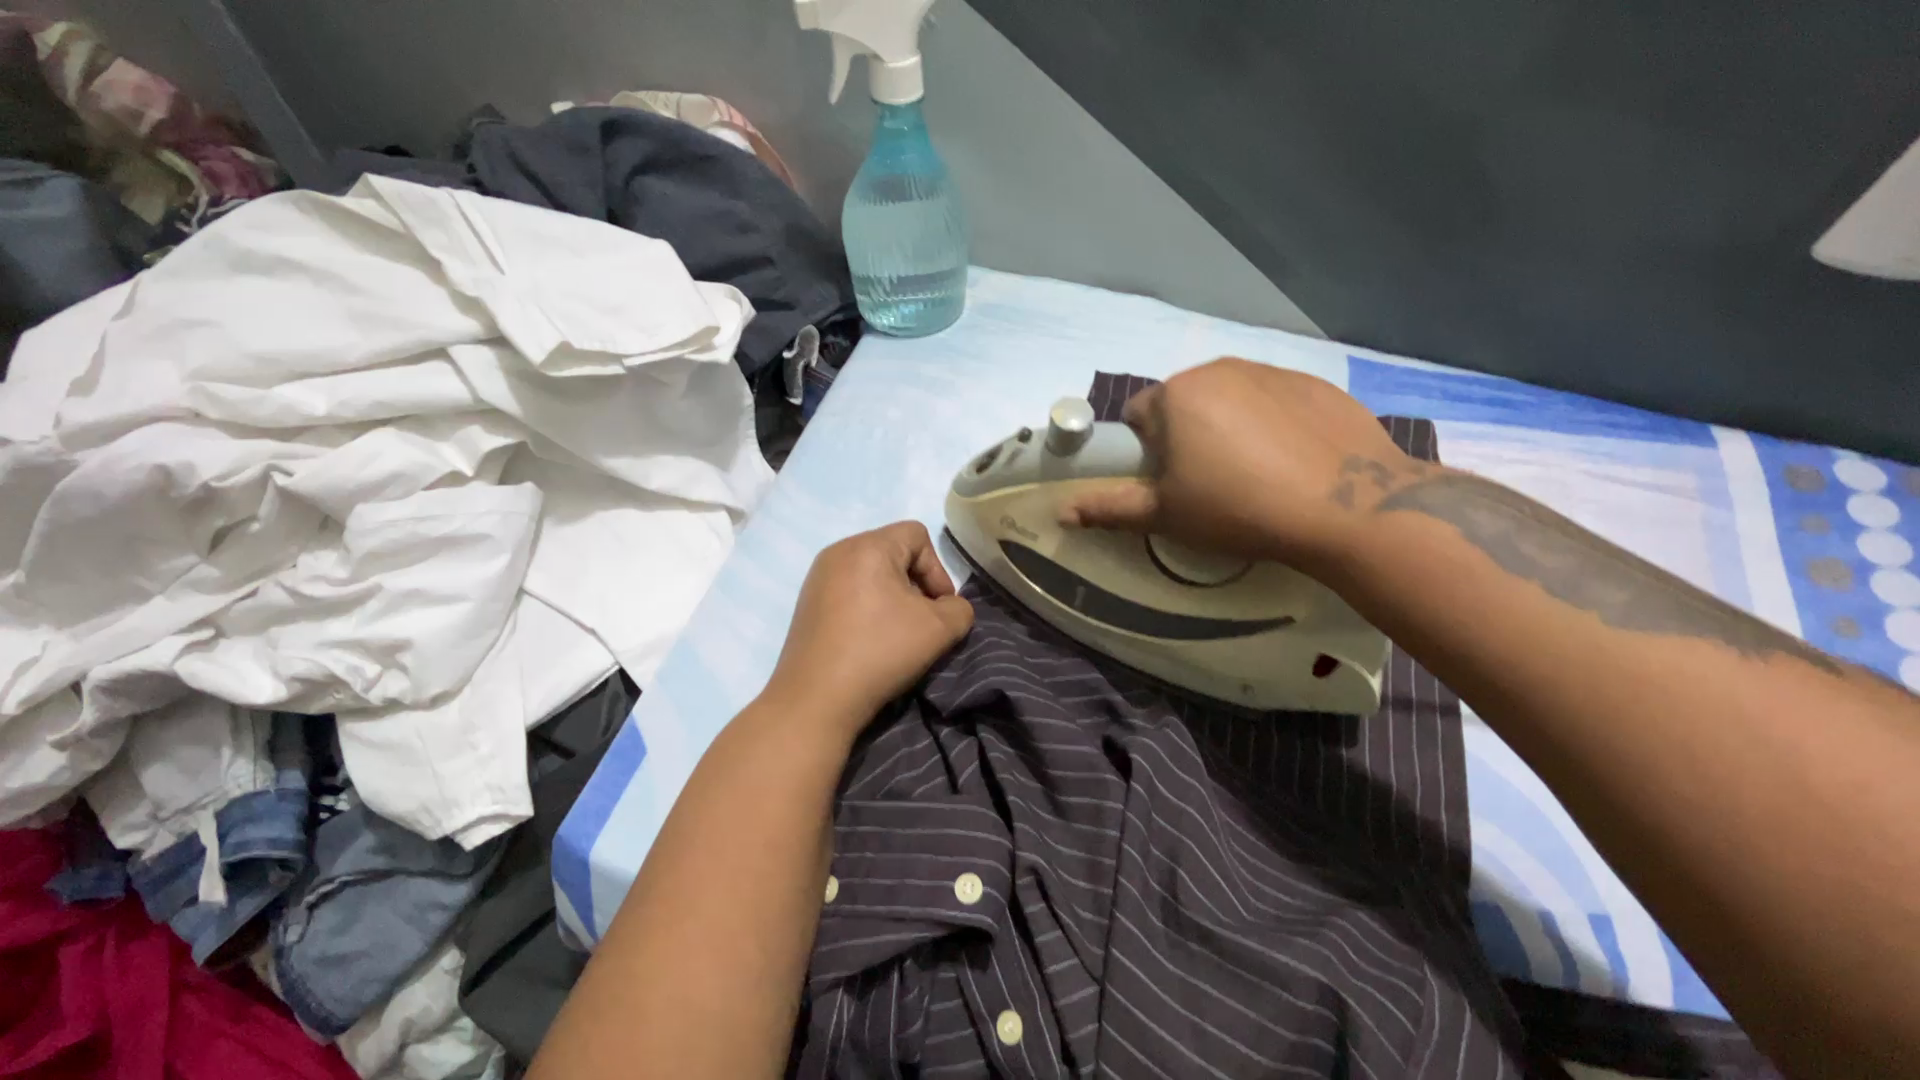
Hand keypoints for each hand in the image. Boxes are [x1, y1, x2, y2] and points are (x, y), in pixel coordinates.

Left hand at [762, 521, 974, 732]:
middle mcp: (837, 552)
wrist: (816, 700)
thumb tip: (949, 608)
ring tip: (898, 636)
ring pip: (871, 575)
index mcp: (867, 546)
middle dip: (916, 586)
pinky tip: (870, 643)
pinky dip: (868, 611)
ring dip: (893, 600)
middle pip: (893, 553)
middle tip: (923, 624)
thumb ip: (960, 609)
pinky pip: (850, 593)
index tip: (939, 609)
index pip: (917, 535)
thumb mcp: (939, 630)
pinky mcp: (807, 605)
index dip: (938, 570)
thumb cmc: (880, 652)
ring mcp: (817, 579)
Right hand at [1059, 358, 1434, 573]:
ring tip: (1257, 476)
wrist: (1349, 507)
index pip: (1138, 417)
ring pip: (1231, 400)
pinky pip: (1276, 401)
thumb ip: (1111, 508)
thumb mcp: (1167, 516)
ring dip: (1230, 428)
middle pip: (1184, 403)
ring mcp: (1272, 371)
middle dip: (1188, 437)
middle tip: (1212, 485)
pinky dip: (1274, 425)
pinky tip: (1294, 463)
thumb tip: (1062, 511)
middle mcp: (1219, 368)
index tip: (1172, 486)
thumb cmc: (1240, 509)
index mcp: (1176, 395)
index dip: (1148, 454)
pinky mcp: (1317, 383)